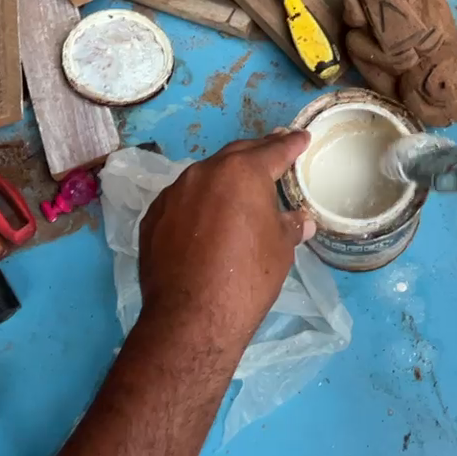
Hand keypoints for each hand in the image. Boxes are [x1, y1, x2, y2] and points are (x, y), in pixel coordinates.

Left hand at [137, 128, 315, 347]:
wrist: (191, 318)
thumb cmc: (247, 278)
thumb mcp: (280, 249)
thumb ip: (289, 225)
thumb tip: (301, 220)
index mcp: (242, 172)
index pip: (274, 151)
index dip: (291, 144)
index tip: (301, 137)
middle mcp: (205, 172)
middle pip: (237, 155)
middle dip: (258, 154)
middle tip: (274, 153)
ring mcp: (175, 192)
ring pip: (206, 175)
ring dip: (225, 178)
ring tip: (239, 189)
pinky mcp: (154, 215)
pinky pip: (183, 199)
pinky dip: (199, 202)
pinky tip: (206, 219)